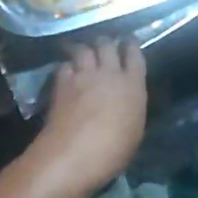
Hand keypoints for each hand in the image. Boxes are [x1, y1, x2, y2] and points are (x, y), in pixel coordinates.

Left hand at [32, 38, 148, 192]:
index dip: (131, 44)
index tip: (129, 42)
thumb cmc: (112, 152)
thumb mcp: (134, 131)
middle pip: (106, 44)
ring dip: (84, 48)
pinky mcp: (62, 82)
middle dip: (105, 41)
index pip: (134, 54)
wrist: (73, 156)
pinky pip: (65, 65)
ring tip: (82, 50)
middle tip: (103, 44)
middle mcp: (109, 73)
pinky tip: (67, 70)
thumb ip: (132, 107)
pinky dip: (67, 65)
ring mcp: (83, 75)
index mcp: (132, 85)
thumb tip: (128, 99)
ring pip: (84, 49)